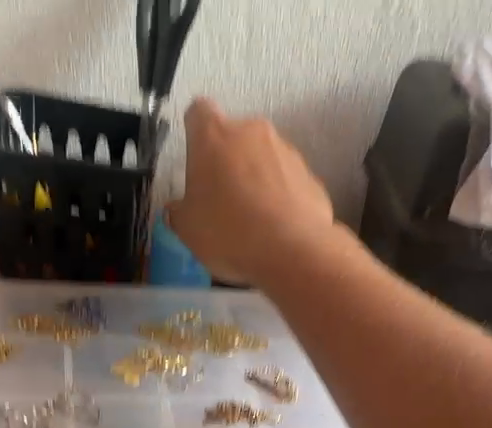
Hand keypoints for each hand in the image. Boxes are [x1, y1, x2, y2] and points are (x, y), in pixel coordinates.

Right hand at [167, 98, 338, 284]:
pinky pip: (290, 184)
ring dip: (258, 180)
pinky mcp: (312, 177)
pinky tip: (279, 230)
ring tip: (255, 221)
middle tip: (224, 200)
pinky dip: (283, 199)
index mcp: (213, 134)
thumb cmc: (228, 232)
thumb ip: (179, 212)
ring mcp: (287, 152)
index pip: (199, 113)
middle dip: (229, 162)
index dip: (195, 134)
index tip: (196, 161)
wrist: (293, 252)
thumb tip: (179, 209)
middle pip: (235, 137)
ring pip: (266, 159)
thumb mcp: (187, 229)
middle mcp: (253, 131)